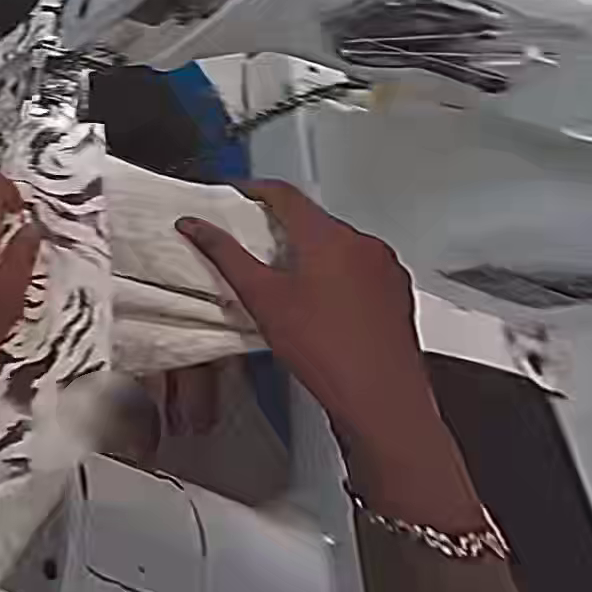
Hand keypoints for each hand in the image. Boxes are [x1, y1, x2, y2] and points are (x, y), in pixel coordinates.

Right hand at [174, 180, 434, 452]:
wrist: (381, 402)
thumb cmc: (323, 350)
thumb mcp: (260, 297)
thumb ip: (224, 254)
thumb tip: (194, 226)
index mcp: (328, 237)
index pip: (286, 194)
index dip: (256, 189)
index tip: (237, 193)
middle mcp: (363, 244)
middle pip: (312, 218)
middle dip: (280, 223)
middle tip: (252, 238)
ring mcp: (385, 268)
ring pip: (337, 242)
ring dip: (309, 248)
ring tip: (284, 275)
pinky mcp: (397, 293)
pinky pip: (359, 265)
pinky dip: (335, 269)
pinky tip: (319, 299)